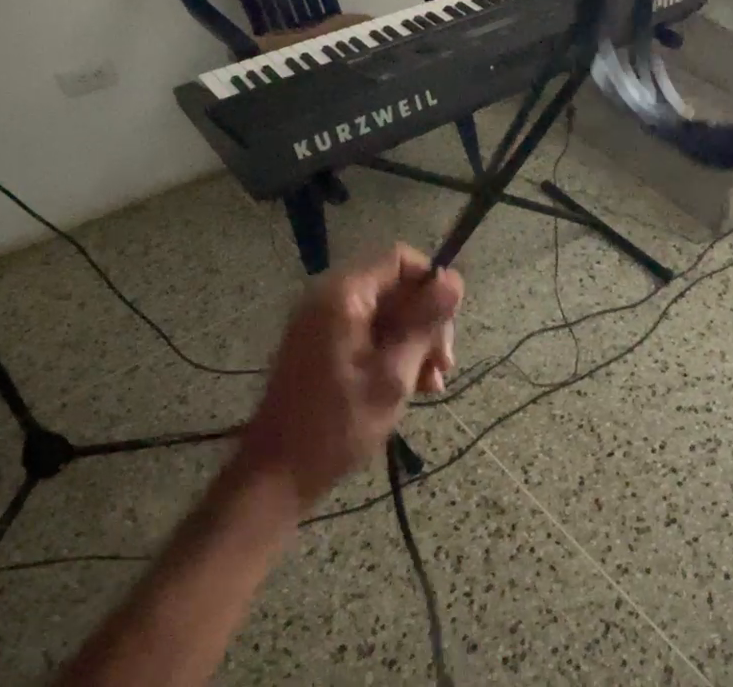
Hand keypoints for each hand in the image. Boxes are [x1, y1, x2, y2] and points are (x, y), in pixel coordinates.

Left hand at [237, 245, 462, 506]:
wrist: (277, 474)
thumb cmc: (339, 425)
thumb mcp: (394, 374)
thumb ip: (425, 323)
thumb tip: (456, 279)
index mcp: (343, 296)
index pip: (399, 259)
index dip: (432, 283)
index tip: (449, 324)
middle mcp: (329, 296)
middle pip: (395, 286)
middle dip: (426, 320)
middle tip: (444, 364)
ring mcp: (321, 320)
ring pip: (386, 311)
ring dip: (415, 340)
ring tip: (433, 383)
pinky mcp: (320, 342)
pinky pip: (367, 330)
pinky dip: (393, 350)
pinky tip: (413, 385)